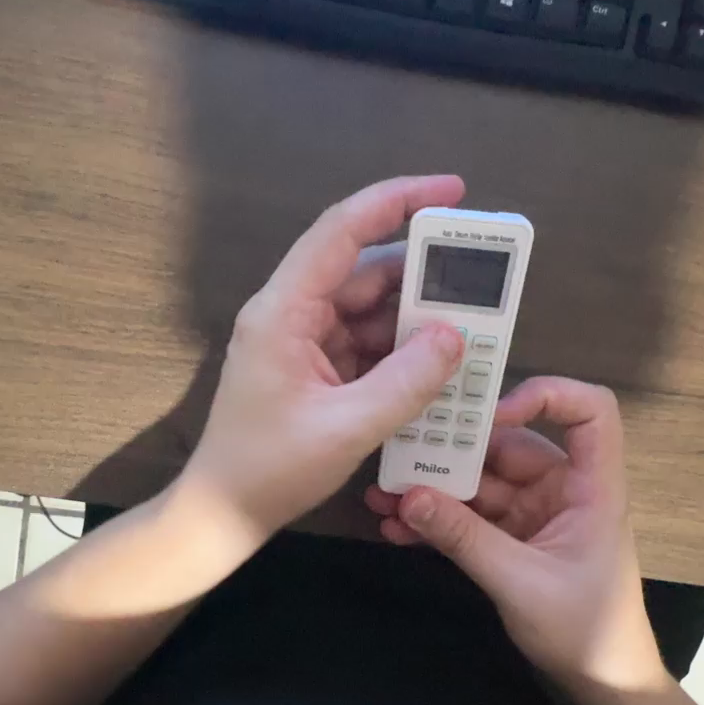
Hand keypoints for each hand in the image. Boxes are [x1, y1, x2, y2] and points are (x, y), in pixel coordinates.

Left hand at [181, 175, 470, 545]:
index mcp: (284, 312)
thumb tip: (454, 337)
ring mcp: (302, 343)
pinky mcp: (313, 371)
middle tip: (479, 273)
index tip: (453, 191)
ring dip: (414, 315)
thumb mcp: (346, 428)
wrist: (224, 513)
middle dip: (421, 270)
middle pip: (362, 271)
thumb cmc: (271, 470)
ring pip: (367, 310)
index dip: (397, 202)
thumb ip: (405, 382)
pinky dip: (399, 350)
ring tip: (470, 320)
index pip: (342, 232)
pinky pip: (364, 345)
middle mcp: (291, 315)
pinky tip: (437, 360)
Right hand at [365, 376, 669, 694]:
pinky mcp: (512, 539)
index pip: (590, 412)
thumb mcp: (519, 583)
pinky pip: (471, 517)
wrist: (602, 686)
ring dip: (434, 490)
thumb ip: (463, 537)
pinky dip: (439, 521)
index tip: (488, 417)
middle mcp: (562, 489)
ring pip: (480, 483)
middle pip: (509, 446)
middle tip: (397, 455)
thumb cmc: (584, 630)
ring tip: (381, 497)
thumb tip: (407, 496)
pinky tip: (396, 528)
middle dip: (452, 452)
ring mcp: (534, 513)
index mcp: (591, 486)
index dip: (546, 396)